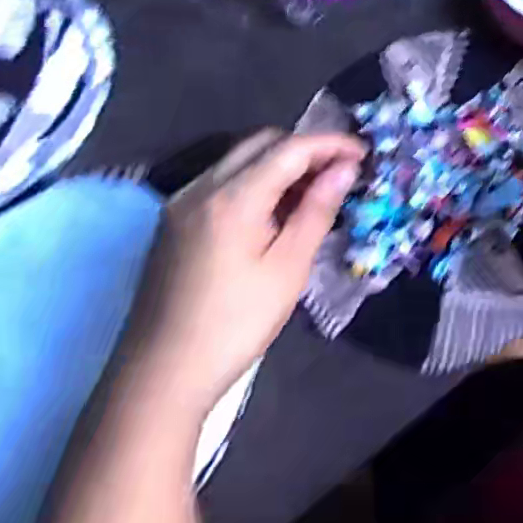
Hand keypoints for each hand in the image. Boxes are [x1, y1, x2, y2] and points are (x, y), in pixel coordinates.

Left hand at [121, 131, 365, 412]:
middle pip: (262, 142)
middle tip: (341, 170)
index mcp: (231, 199)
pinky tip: (278, 209)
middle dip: (306, 147)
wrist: (157, 380)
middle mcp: (201, 188)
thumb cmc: (234, 325)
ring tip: (316, 190)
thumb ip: (317, 209)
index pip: (290, 148)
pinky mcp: (174, 222)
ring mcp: (181, 204)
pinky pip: (223, 179)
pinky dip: (258, 178)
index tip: (365, 153)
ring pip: (241, 158)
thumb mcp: (289, 267)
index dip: (331, 144)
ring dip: (282, 161)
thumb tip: (346, 168)